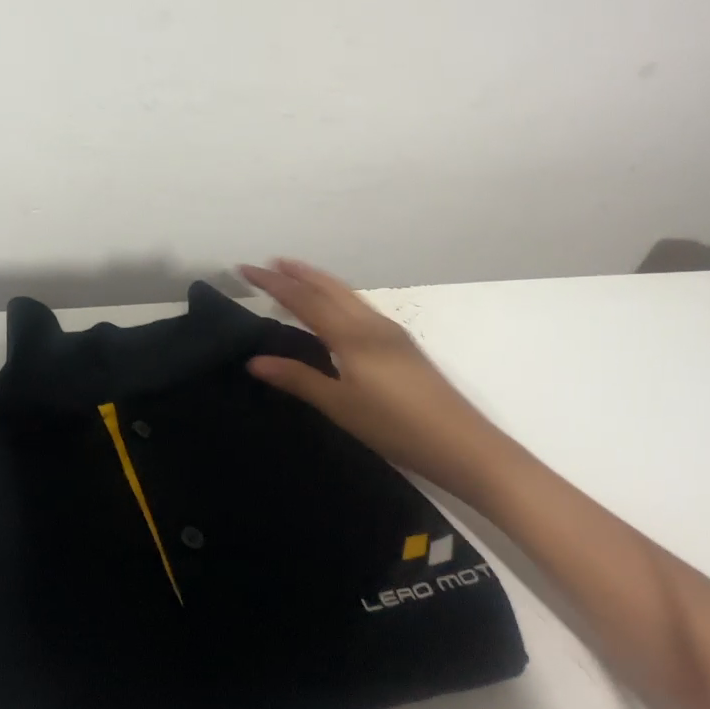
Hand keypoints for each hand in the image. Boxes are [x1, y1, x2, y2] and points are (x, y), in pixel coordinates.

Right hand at [239, 259, 504, 492]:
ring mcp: (391, 334)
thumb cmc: (395, 426)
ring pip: (348, 295)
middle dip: (298, 273)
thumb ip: (298, 379)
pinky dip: (337, 297)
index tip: (246, 269)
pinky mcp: (403, 346)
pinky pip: (359, 307)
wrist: (463, 445)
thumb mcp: (340, 405)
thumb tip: (254, 361)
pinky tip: (334, 310)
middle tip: (269, 263)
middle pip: (329, 287)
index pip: (304, 299)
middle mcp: (371, 325)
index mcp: (351, 335)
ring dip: (319, 281)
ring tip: (296, 276)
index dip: (273, 283)